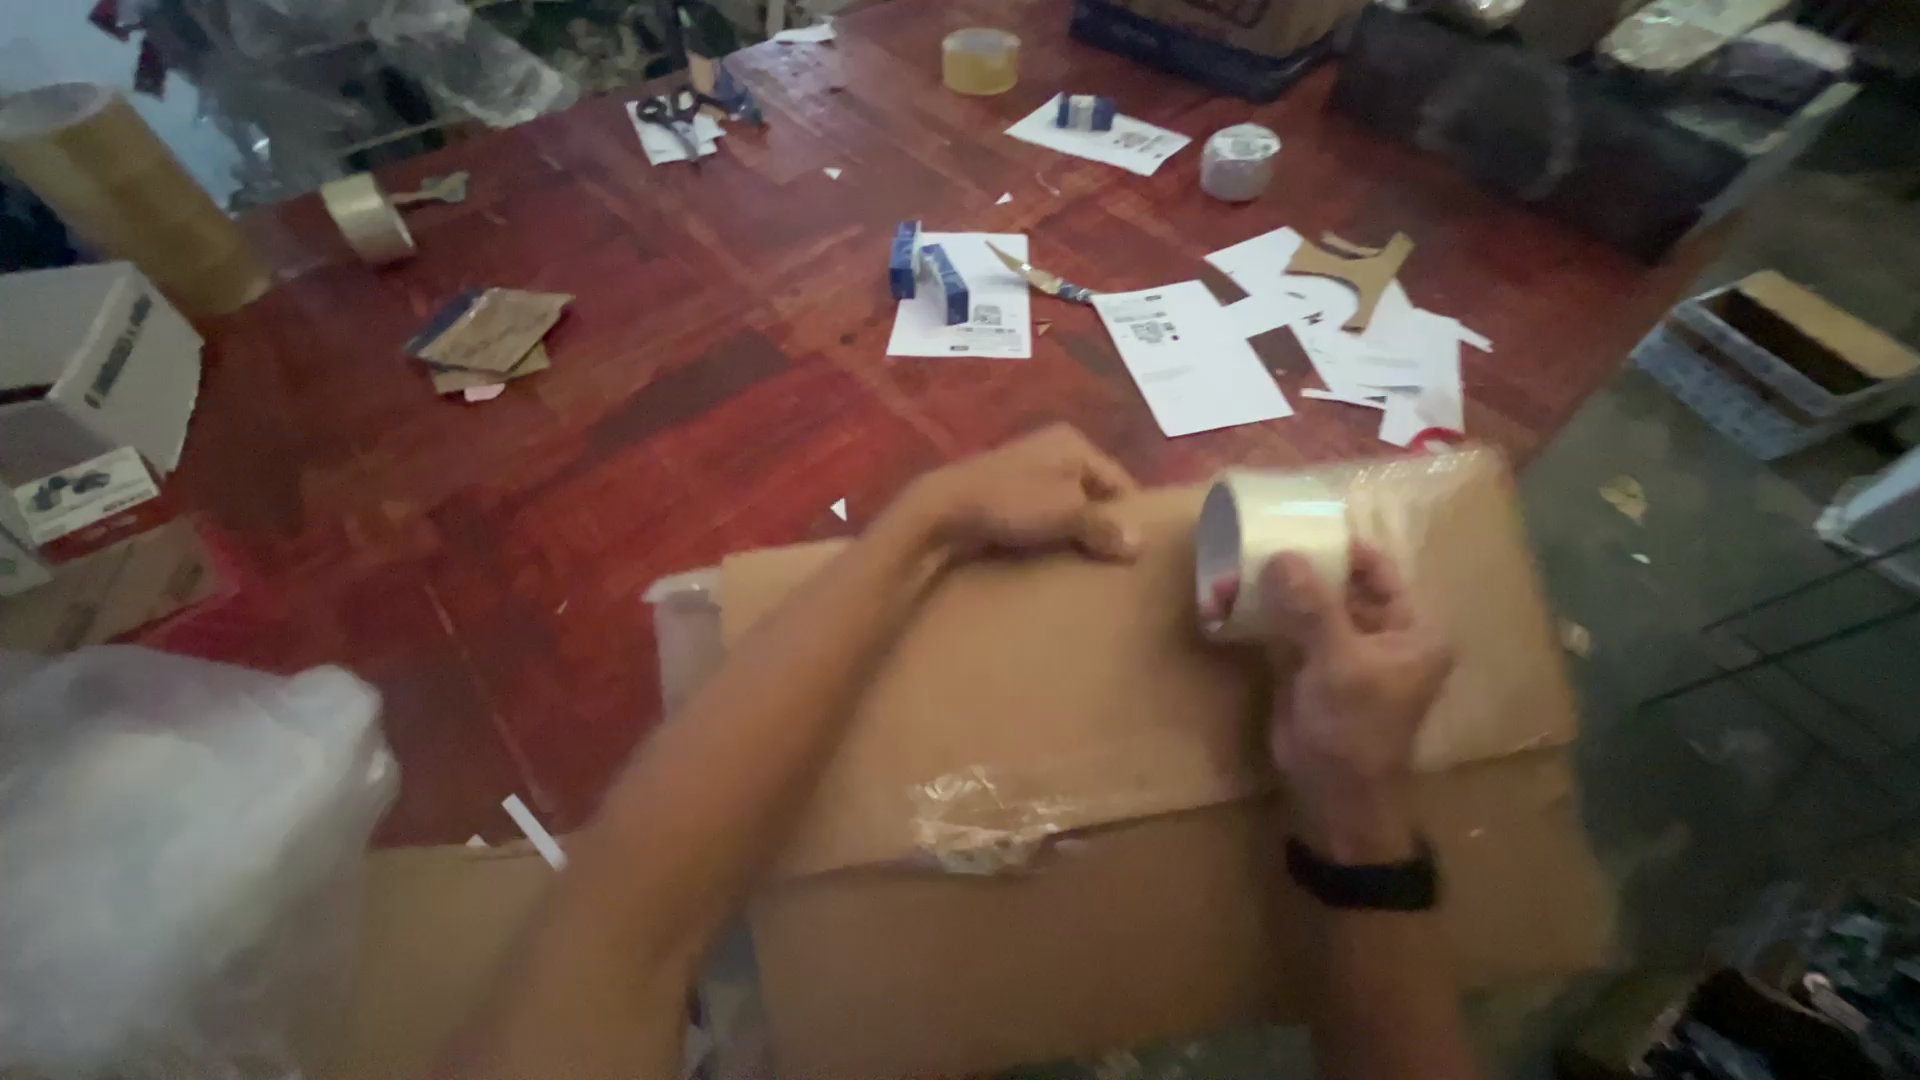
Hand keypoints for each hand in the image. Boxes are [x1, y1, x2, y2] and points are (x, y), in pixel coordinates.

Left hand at [894, 424, 1139, 564]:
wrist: (945, 509)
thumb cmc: (1012, 502)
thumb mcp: (1066, 514)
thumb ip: (1104, 527)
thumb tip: (1140, 543)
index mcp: (1074, 442)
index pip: (1120, 479)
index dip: (1132, 514)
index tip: (1140, 550)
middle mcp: (1053, 448)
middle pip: (1093, 491)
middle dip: (1102, 522)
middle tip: (1114, 560)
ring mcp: (1028, 468)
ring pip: (1068, 503)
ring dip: (1075, 529)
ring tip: (1086, 562)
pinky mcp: (1007, 490)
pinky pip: (1043, 512)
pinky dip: (1051, 530)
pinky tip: (1053, 554)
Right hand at [1208, 542, 1452, 861]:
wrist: (1332, 794)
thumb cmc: (1355, 729)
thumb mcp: (1340, 664)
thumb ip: (1312, 609)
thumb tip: (1281, 556)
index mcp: (1409, 629)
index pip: (1376, 570)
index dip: (1340, 544)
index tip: (1298, 521)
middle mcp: (1376, 632)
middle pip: (1333, 582)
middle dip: (1292, 566)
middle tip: (1249, 544)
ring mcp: (1337, 649)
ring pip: (1301, 604)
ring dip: (1265, 590)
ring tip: (1224, 576)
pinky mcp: (1304, 666)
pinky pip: (1280, 628)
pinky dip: (1254, 615)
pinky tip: (1221, 604)